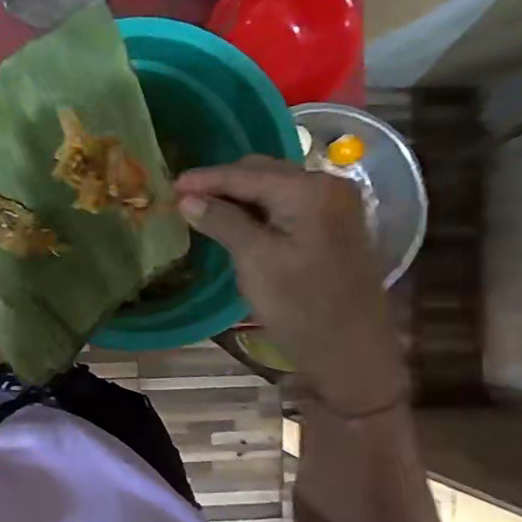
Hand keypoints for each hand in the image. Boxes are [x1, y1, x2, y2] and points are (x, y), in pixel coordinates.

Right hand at [174, 156, 406, 414]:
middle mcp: (328, 186)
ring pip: (274, 187)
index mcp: (309, 191)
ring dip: (238, 195)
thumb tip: (187, 198)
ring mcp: (335, 206)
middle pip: (262, 172)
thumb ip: (222, 222)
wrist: (351, 349)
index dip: (205, 179)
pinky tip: (234, 222)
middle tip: (183, 199)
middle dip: (221, 183)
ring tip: (202, 209)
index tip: (170, 186)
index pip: (245, 174)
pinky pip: (287, 204)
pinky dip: (257, 208)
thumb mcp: (254, 260)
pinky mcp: (333, 226)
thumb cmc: (300, 305)